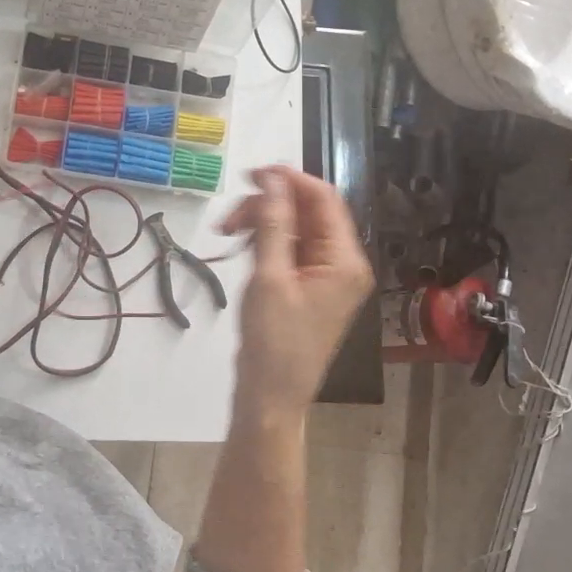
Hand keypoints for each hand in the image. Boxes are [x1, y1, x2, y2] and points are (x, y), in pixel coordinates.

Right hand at [220, 166, 374, 422]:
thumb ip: (273, 223)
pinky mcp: (307, 289)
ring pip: (294, 230)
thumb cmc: (273, 341)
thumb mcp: (269, 278)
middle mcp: (342, 263)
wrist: (270, 397)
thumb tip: (273, 179)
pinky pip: (288, 251)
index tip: (249, 175)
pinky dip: (264, 243)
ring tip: (227, 234)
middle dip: (268, 206)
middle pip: (307, 212)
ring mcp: (325, 277)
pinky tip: (240, 249)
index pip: (323, 199)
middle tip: (227, 219)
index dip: (288, 179)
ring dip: (261, 223)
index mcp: (345, 260)